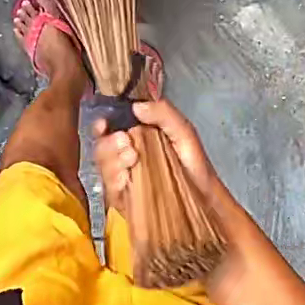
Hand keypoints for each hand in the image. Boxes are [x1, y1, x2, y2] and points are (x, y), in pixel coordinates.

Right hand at [91, 99, 226, 211]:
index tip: (104, 124)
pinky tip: (127, 177)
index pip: (108, 128)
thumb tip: (136, 106)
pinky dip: (115, 180)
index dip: (101, 125)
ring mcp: (123, 177)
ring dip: (113, 160)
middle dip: (109, 143)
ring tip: (133, 158)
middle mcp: (124, 155)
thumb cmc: (193, 161)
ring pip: (102, 166)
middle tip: (128, 143)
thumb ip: (164, 113)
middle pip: (100, 147)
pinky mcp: (124, 198)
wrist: (204, 195)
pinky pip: (110, 188)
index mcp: (136, 136)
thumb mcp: (183, 131)